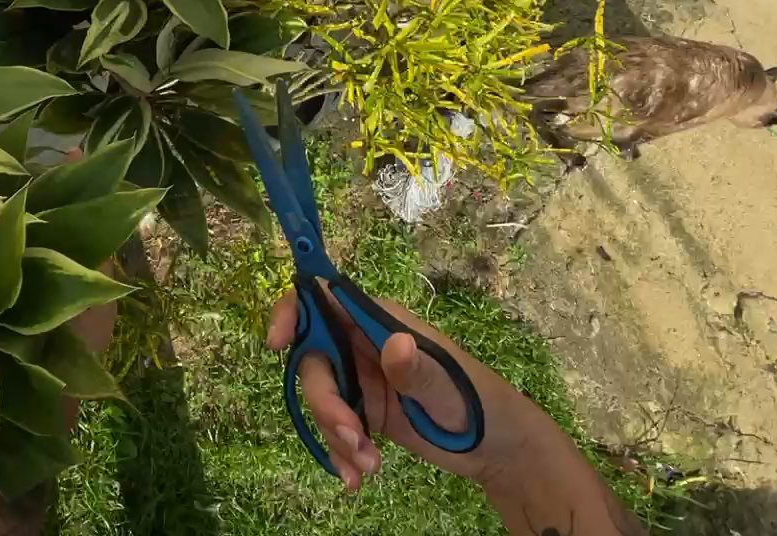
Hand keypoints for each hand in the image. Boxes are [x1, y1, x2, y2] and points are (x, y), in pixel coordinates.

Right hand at [265, 284, 546, 492]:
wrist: (500, 452)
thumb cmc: (478, 401)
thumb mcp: (448, 385)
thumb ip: (418, 367)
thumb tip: (393, 343)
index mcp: (376, 320)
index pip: (321, 300)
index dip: (292, 314)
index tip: (277, 343)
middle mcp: (360, 344)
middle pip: (315, 359)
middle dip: (324, 401)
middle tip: (351, 436)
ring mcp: (360, 379)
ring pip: (321, 397)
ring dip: (336, 433)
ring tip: (367, 466)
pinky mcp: (363, 412)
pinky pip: (335, 426)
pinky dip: (340, 452)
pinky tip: (358, 477)